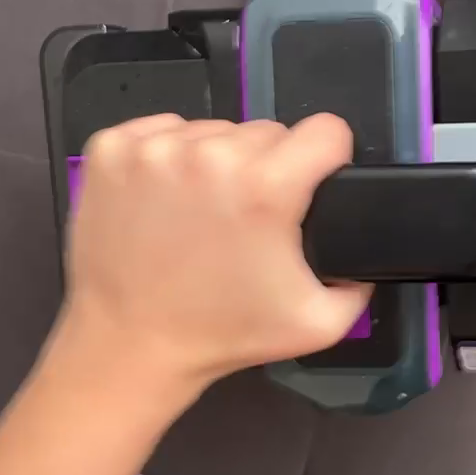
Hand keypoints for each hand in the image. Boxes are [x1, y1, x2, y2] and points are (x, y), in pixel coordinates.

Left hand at [54, 113, 372, 397]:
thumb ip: (362, 281)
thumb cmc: (226, 333)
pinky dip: (171, 156)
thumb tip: (365, 248)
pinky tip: (166, 199)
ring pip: (216, 130)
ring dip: (219, 161)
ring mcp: (154, 147)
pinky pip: (164, 130)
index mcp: (266, 188)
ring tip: (204, 212)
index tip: (312, 186)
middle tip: (250, 217)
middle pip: (269, 131)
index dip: (329, 159)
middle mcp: (211, 154)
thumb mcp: (321, 323)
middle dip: (270, 166)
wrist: (129, 345)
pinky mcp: (111, 147)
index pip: (327, 130)